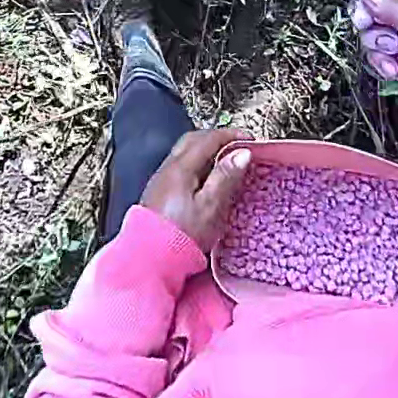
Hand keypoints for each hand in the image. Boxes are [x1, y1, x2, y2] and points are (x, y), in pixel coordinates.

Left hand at [140, 128, 255, 248]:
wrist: (147, 262)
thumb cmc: (182, 235)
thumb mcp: (210, 207)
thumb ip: (225, 177)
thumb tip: (242, 153)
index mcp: (181, 167)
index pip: (208, 139)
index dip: (230, 135)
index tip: (250, 139)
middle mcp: (168, 168)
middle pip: (192, 140)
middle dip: (216, 137)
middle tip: (236, 145)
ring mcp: (160, 180)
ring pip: (184, 153)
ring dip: (205, 149)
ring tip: (224, 160)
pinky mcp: (158, 194)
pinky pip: (180, 166)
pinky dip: (197, 162)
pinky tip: (206, 178)